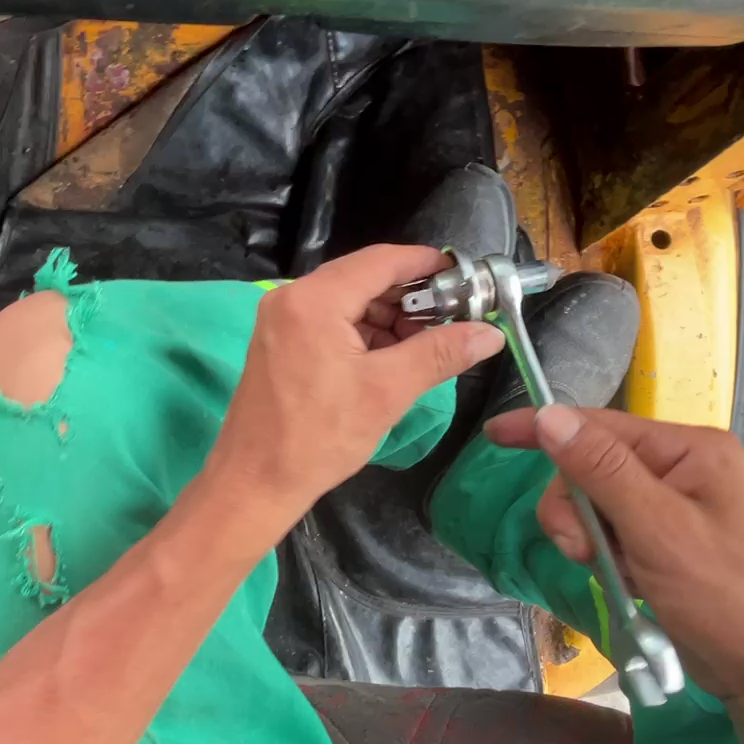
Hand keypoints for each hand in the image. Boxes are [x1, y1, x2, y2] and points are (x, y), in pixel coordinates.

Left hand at [205, 245, 505, 524]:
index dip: (425, 263)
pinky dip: (361, 334)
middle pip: (362, 279)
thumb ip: (439, 354)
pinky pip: (329, 322)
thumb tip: (489, 333)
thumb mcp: (387, 392)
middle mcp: (290, 298)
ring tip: (424, 346)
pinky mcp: (278, 343)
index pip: (380, 261)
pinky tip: (389, 359)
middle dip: (409, 297)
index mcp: (313, 301)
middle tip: (450, 319)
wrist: (255, 482)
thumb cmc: (319, 437)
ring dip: (387, 318)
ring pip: (347, 302)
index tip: (463, 276)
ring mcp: (280, 321)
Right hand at [484, 405, 743, 704]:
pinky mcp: (670, 541)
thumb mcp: (658, 530)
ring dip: (590, 538)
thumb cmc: (728, 600)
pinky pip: (614, 532)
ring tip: (614, 573)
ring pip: (596, 504)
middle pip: (591, 467)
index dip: (543, 428)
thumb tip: (550, 415)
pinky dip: (607, 556)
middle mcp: (683, 468)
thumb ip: (601, 469)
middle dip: (575, 509)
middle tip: (581, 550)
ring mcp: (678, 506)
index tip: (494, 435)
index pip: (598, 425)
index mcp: (690, 450)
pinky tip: (628, 580)